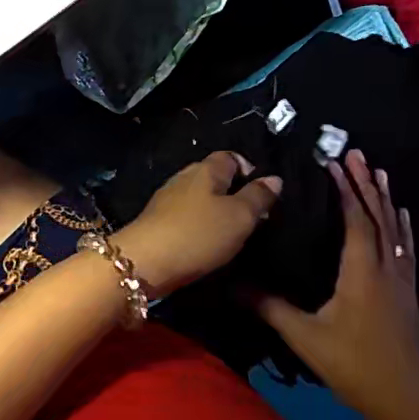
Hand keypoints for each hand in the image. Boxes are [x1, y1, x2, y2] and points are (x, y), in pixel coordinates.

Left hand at [112, 152, 282, 294]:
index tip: (263, 195)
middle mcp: (184, 177)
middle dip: (234, 193)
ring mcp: (167, 198)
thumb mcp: (239, 216)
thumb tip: (274, 178)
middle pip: (214, 177)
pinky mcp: (156, 221)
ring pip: (199, 197)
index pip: (231, 157)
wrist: (144, 262)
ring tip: (232, 233)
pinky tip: (205, 242)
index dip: (250, 170)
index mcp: (206, 169)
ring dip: (215, 211)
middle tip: (252, 217)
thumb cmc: (198, 234)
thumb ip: (258, 196)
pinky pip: (186, 215)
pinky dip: (199, 224)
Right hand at [256, 150, 418, 417]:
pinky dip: (402, 225)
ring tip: (379, 171)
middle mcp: (386, 266)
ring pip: (395, 227)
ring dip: (386, 197)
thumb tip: (232, 284)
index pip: (355, 219)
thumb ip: (269, 307)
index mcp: (362, 271)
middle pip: (378, 215)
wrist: (405, 399)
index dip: (345, 189)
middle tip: (357, 152)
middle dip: (366, 182)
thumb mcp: (305, 337)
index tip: (333, 163)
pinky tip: (403, 215)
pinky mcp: (408, 291)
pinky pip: (406, 246)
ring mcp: (402, 278)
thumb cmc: (353, 364)